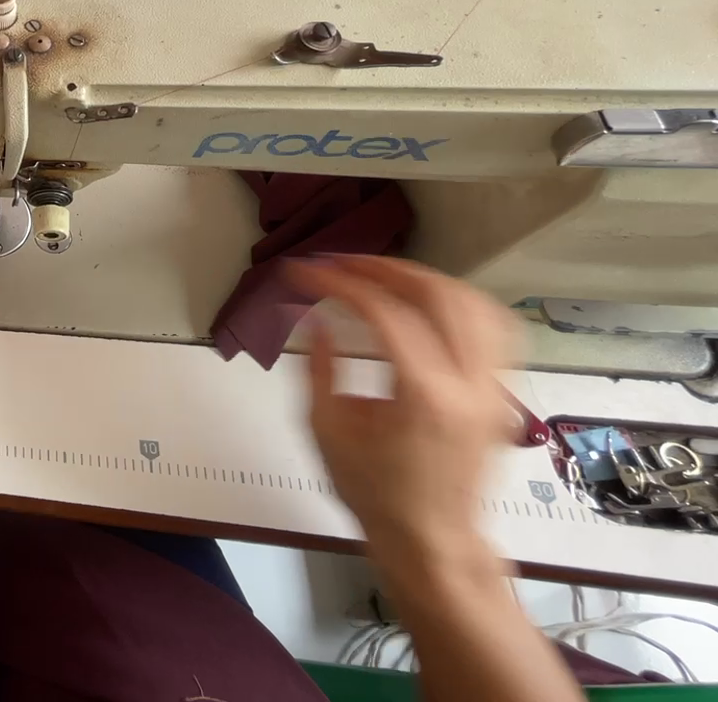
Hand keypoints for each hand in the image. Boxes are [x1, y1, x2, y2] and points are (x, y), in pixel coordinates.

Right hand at [285, 256, 523, 558]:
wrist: (430, 536)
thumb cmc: (370, 488)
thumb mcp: (325, 426)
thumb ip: (320, 366)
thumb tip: (316, 319)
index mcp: (423, 394)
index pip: (384, 314)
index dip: (338, 283)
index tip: (301, 273)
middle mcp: (470, 385)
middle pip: (439, 297)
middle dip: (383, 269)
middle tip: (339, 264)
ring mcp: (494, 388)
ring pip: (476, 306)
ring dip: (423, 280)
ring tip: (378, 274)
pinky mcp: (499, 393)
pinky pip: (493, 329)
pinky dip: (456, 303)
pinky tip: (423, 302)